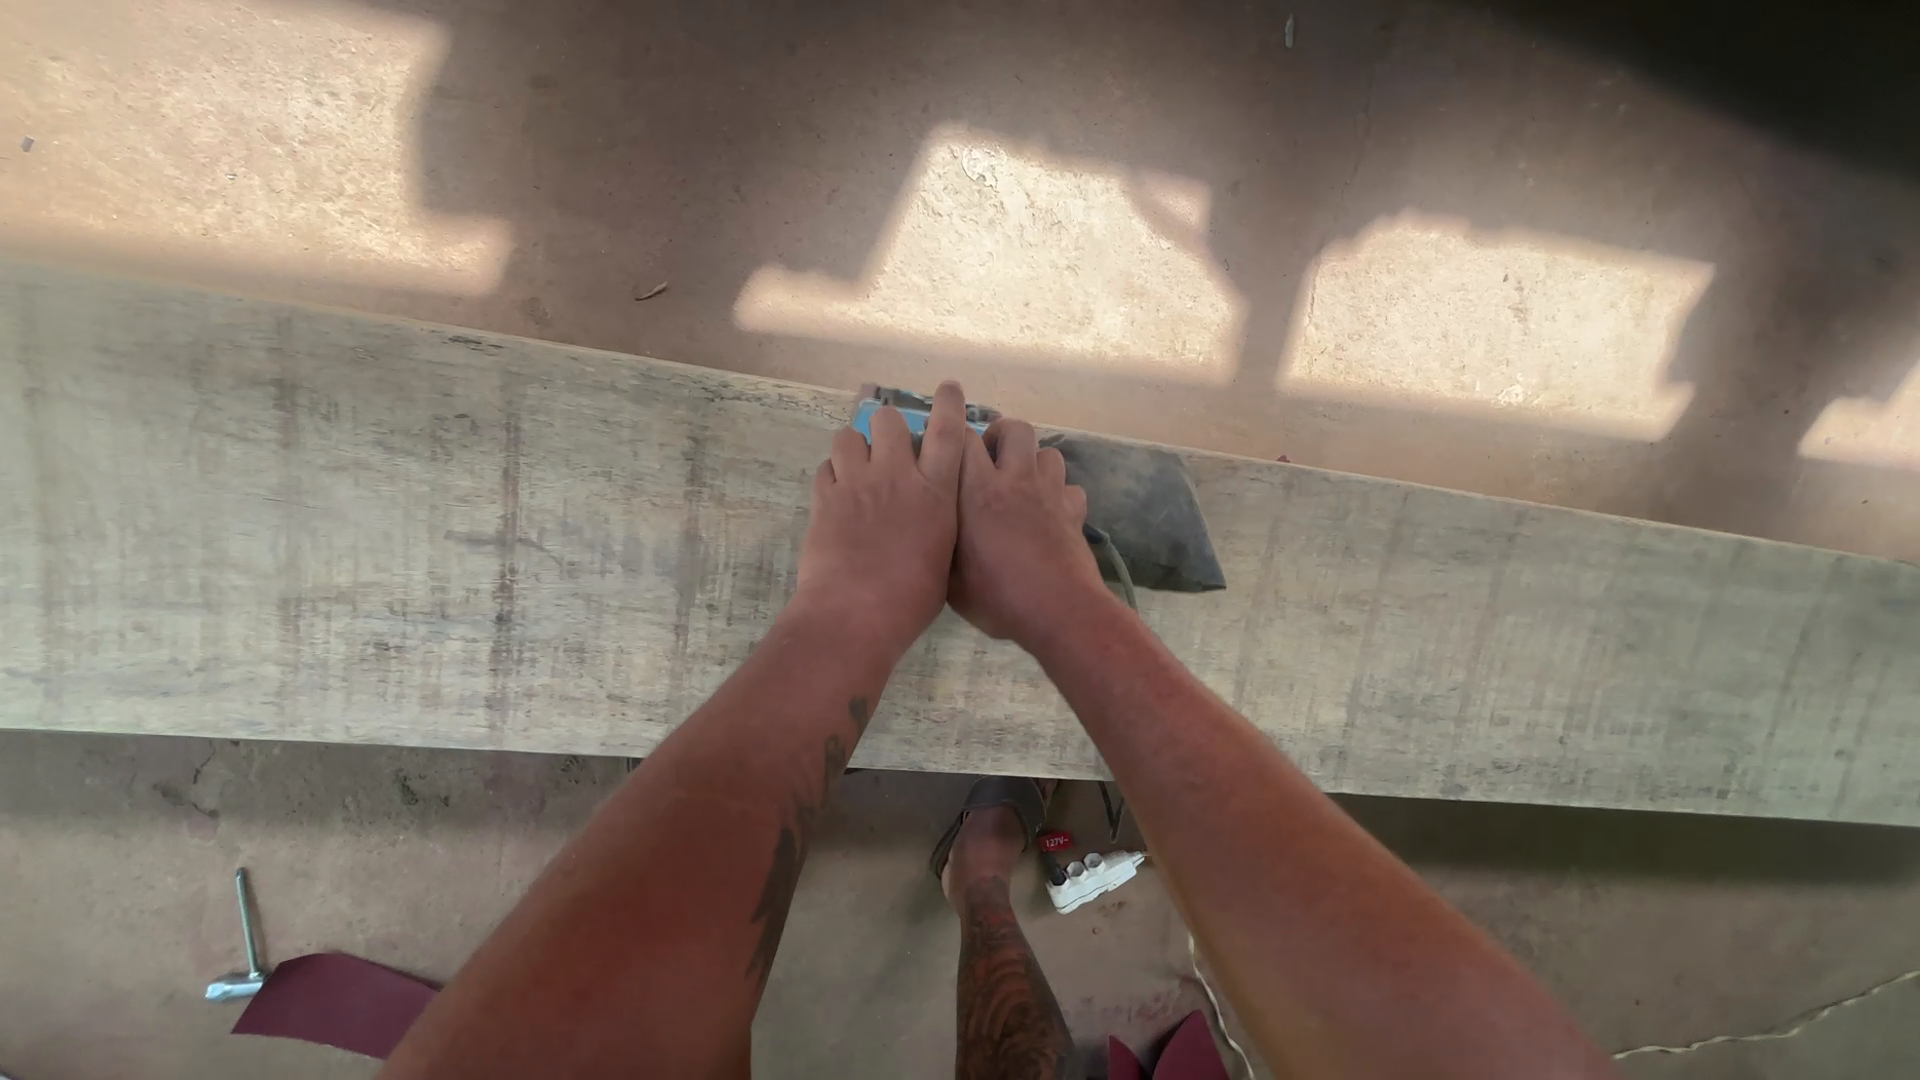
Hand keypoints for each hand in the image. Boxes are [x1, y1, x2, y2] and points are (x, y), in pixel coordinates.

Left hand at [790, 382, 968, 651]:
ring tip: (857, 468)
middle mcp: (897, 477)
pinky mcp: (824, 499)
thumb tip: (930, 516)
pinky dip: (832, 474)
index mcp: (936, 493)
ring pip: (848, 437)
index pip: (948, 432)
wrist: (856, 612)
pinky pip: (825, 468)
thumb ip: (939, 524)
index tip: (947, 388)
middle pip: (888, 420)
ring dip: (854, 447)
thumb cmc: (912, 599)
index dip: (948, 403)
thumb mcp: (943, 558)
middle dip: (887, 425)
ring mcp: (857, 485)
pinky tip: (837, 493)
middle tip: (888, 446)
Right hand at [949, 417, 1110, 647]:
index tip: (947, 457)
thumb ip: (941, 545)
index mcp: (978, 492)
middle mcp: (1016, 481)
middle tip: (989, 461)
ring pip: (1048, 453)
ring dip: (1033, 463)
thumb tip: (935, 531)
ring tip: (1021, 487)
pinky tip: (1050, 515)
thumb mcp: (950, 581)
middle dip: (1001, 436)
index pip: (963, 439)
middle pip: (1016, 430)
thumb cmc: (997, 598)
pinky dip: (1059, 495)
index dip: (954, 439)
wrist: (1058, 612)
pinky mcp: (1074, 512)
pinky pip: (1069, 488)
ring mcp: (1051, 494)